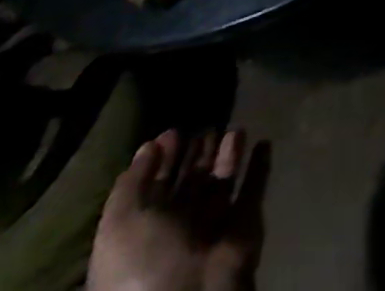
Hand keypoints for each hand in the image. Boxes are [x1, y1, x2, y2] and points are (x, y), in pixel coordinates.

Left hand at [87, 129, 270, 290]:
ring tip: (234, 129)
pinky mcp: (246, 217)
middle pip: (189, 181)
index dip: (161, 159)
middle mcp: (177, 222)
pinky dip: (260, 165)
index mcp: (141, 227)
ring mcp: (214, 220)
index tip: (173, 131)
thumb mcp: (121, 221)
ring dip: (228, 154)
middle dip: (196, 154)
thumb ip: (133, 183)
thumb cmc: (144, 259)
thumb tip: (150, 144)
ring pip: (222, 180)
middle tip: (207, 126)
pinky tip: (263, 143)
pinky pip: (255, 186)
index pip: (153, 186)